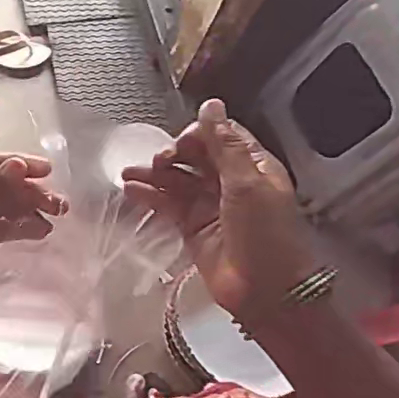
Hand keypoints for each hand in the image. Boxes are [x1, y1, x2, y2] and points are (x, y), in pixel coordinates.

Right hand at [122, 99, 314, 323]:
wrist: (268, 292)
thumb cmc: (267, 236)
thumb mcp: (248, 184)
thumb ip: (225, 145)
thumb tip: (211, 104)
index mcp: (252, 166)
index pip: (221, 136)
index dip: (198, 134)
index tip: (181, 144)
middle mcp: (231, 182)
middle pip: (196, 156)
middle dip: (174, 154)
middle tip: (159, 162)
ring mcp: (210, 205)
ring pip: (178, 180)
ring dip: (155, 174)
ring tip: (130, 173)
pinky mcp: (193, 227)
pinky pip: (168, 205)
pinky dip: (150, 196)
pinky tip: (131, 191)